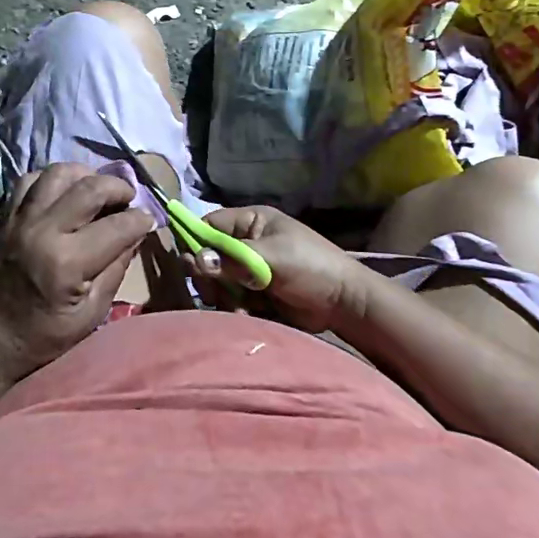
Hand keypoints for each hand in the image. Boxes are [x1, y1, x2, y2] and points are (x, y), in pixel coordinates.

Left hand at [0, 164, 152, 383]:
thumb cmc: (43, 336)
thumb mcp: (91, 314)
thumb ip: (115, 269)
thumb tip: (136, 235)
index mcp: (67, 262)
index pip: (117, 226)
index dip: (140, 220)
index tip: (148, 220)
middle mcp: (43, 230)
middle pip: (89, 187)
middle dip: (118, 188)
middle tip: (129, 198)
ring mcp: (21, 218)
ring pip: (58, 173)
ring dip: (85, 175)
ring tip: (98, 190)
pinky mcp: (7, 215)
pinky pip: (30, 179)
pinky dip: (52, 179)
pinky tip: (65, 192)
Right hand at [186, 206, 364, 333]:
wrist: (346, 303)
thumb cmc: (312, 267)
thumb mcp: (272, 258)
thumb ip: (234, 258)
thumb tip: (198, 260)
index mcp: (250, 222)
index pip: (210, 225)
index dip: (196, 241)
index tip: (192, 264)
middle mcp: (246, 242)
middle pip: (209, 255)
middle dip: (211, 276)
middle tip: (215, 293)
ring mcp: (250, 269)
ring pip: (218, 281)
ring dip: (223, 296)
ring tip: (239, 307)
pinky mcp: (255, 292)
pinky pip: (232, 299)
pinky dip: (235, 308)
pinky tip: (247, 315)